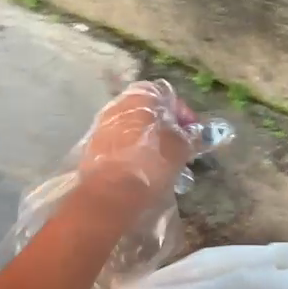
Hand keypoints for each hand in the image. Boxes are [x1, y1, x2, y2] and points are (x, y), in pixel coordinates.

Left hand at [75, 80, 199, 206]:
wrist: (110, 193)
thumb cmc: (151, 163)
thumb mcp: (181, 149)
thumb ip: (190, 137)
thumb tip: (194, 133)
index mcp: (142, 97)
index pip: (169, 95)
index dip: (184, 114)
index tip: (194, 134)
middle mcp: (119, 105)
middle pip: (149, 113)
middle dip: (166, 130)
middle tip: (181, 151)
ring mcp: (102, 126)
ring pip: (135, 131)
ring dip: (151, 143)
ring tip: (164, 166)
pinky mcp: (93, 149)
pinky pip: (121, 146)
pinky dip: (134, 155)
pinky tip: (144, 173)